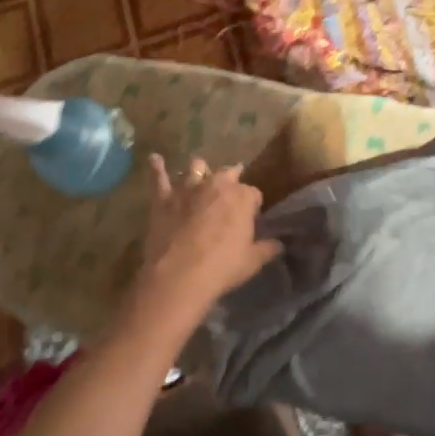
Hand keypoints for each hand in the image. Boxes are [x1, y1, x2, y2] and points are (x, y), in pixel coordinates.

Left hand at [133, 154, 280, 318]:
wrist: (179, 276)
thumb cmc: (222, 267)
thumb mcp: (252, 261)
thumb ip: (268, 248)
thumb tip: (279, 244)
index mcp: (242, 197)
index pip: (253, 193)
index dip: (253, 205)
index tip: (250, 218)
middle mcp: (216, 184)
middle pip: (227, 173)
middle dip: (230, 180)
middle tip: (230, 192)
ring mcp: (187, 188)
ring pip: (196, 168)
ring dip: (199, 171)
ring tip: (200, 174)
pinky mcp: (163, 199)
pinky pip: (159, 178)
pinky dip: (157, 167)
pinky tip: (155, 159)